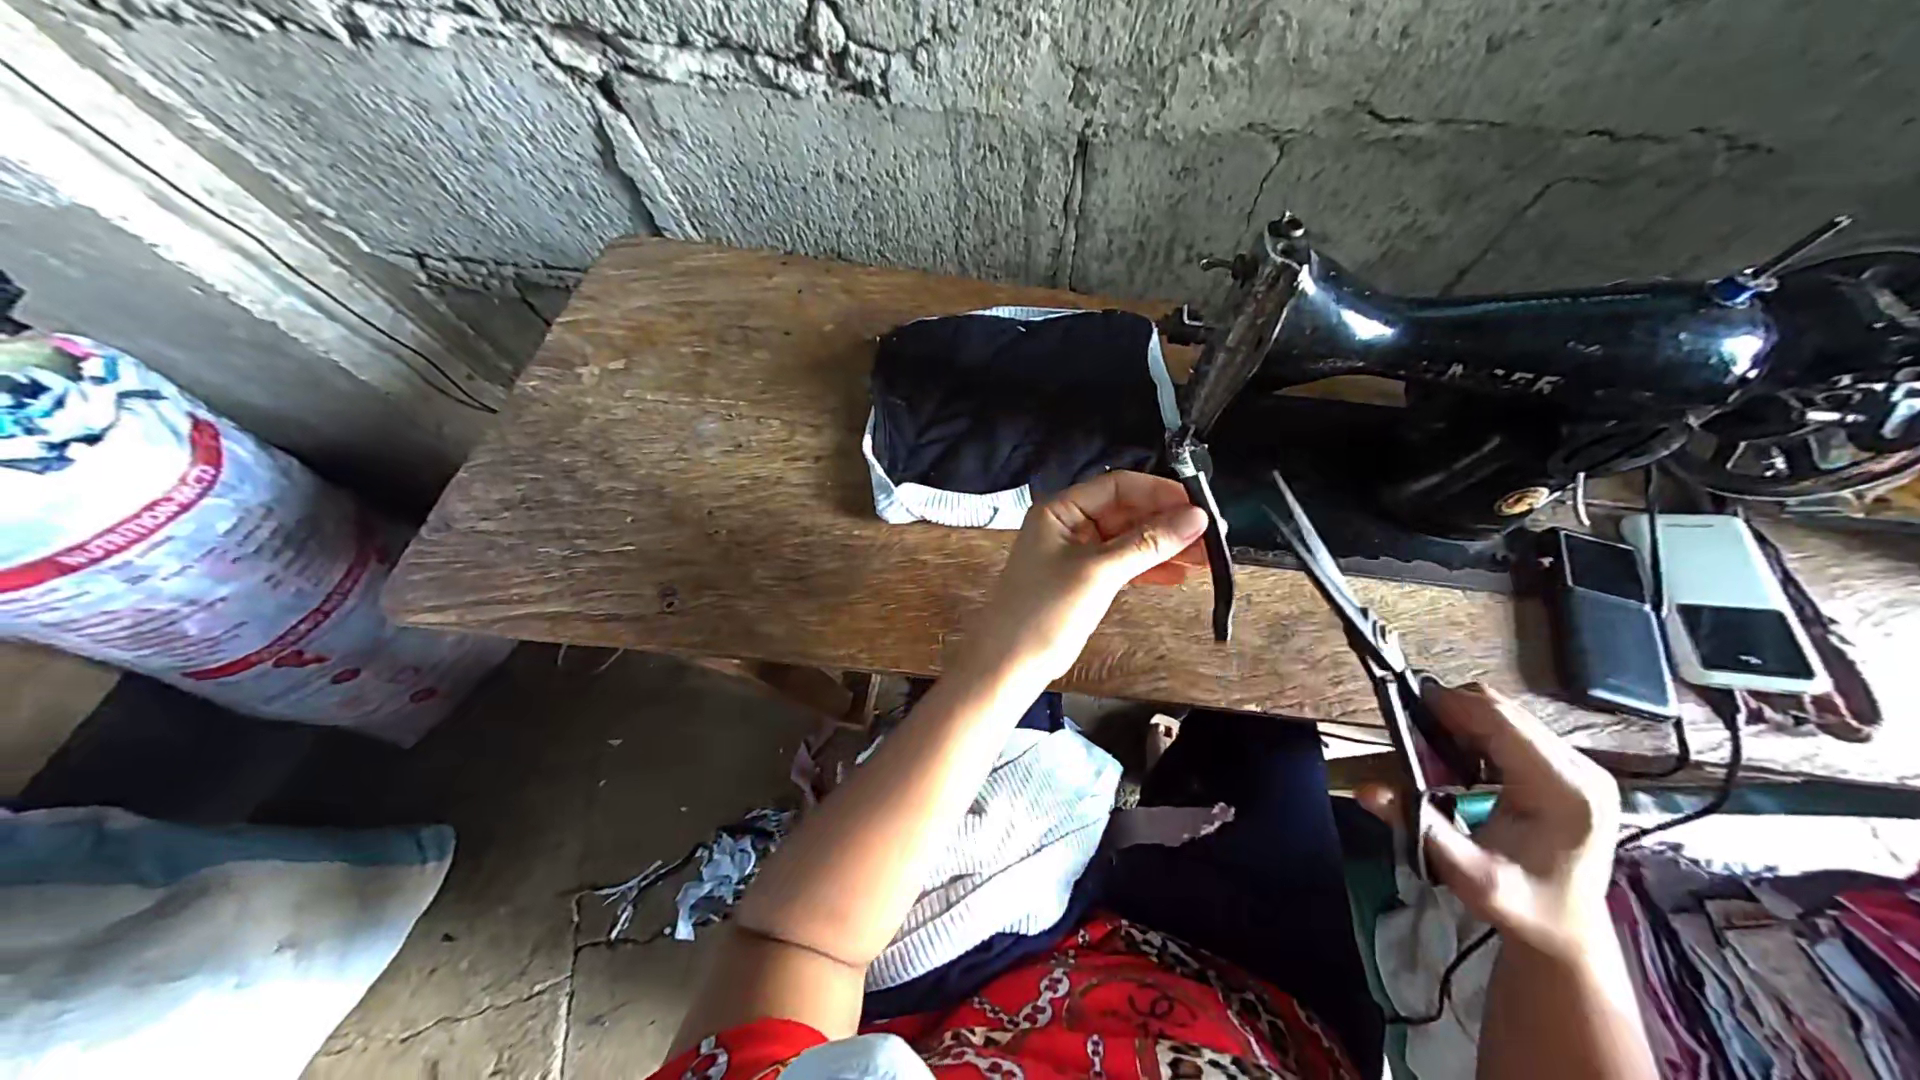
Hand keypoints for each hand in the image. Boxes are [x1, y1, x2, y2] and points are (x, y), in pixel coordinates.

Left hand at [952, 470, 1208, 684]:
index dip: (1159, 493)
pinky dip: (1150, 568)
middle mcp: (1068, 525)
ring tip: (1205, 559)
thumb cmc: (1042, 611)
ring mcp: (1077, 554)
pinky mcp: (1085, 580)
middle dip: (1168, 523)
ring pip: (1130, 539)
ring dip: (1165, 547)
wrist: (1010, 664)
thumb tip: (1196, 518)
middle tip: (1210, 537)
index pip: (1118, 486)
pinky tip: (1178, 574)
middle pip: (1128, 512)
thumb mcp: (1098, 572)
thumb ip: (1147, 543)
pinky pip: (1124, 564)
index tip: (1198, 507)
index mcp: (1061, 510)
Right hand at [1361, 684, 1620, 961]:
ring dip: (1461, 726)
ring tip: (1435, 763)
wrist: (1567, 933)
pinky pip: (1514, 730)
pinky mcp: (1570, 770)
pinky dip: (1476, 736)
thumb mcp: (1464, 871)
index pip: (1501, 720)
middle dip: (1450, 716)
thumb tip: (1366, 790)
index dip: (1450, 705)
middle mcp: (1580, 771)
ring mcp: (1580, 768)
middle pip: (1503, 710)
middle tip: (1414, 748)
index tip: (1403, 706)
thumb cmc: (1521, 904)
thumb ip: (1417, 825)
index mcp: (1562, 790)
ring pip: (1505, 715)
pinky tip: (1460, 767)